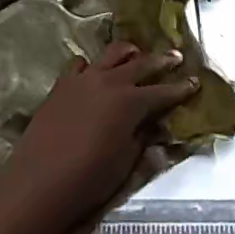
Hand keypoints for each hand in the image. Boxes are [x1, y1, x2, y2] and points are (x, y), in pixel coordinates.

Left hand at [0, 42, 198, 231]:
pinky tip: (93, 71)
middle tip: (176, 56)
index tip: (195, 82)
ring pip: (111, 54)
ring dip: (128, 53)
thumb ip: (141, 137)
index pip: (163, 92)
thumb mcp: (125, 162)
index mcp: (130, 102)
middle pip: (140, 64)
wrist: (39, 180)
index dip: (181, 89)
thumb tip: (151, 125)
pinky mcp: (62, 84)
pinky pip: (80, 65)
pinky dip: (91, 65)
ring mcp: (83, 79)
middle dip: (161, 61)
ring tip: (137, 53)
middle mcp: (109, 82)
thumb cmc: (89, 179)